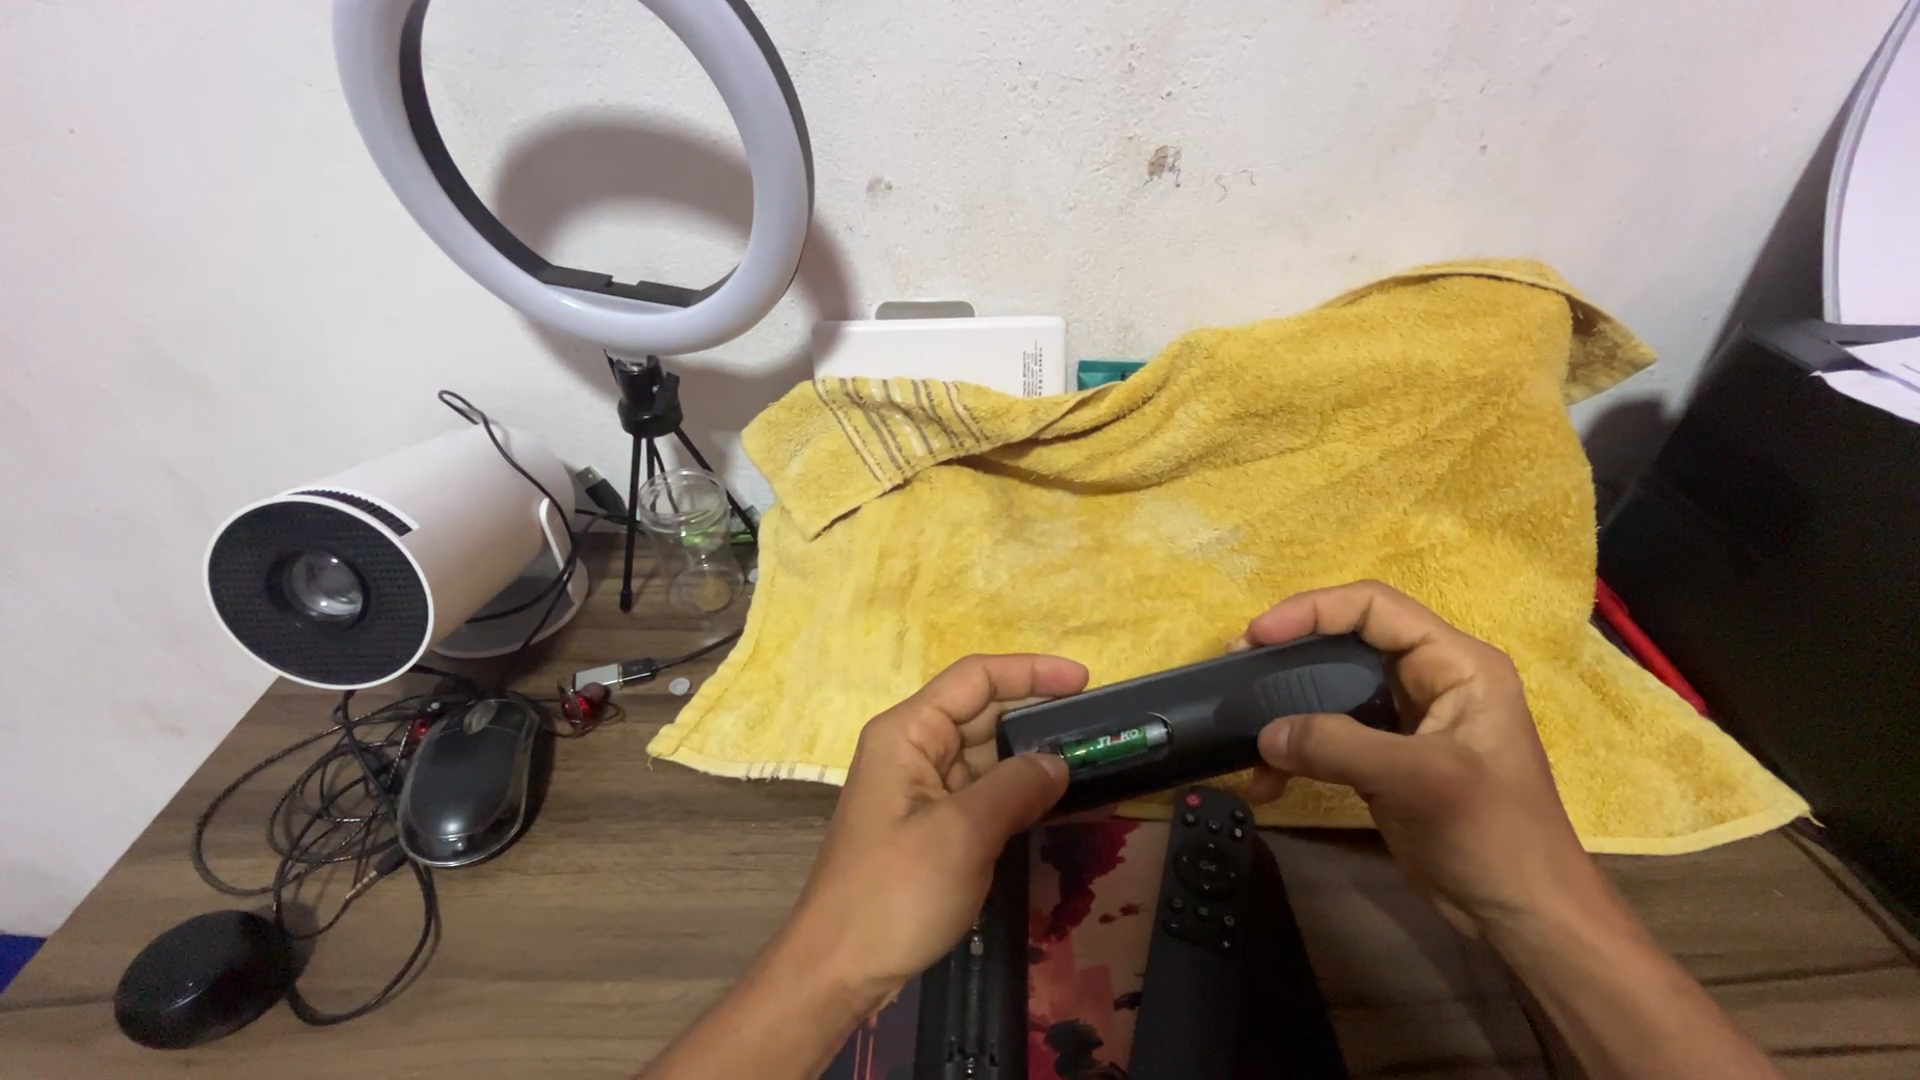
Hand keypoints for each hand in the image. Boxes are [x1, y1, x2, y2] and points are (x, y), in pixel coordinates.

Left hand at [779, 654, 1087, 1009]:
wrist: (839, 969)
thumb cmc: (893, 893)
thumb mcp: (962, 834)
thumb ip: (1015, 787)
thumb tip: (1057, 761)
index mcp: (908, 732)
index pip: (975, 679)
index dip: (1030, 671)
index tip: (1083, 681)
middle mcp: (913, 748)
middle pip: (982, 713)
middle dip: (1037, 716)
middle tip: (1096, 729)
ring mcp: (922, 786)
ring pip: (986, 754)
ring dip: (1031, 757)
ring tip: (1088, 762)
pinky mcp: (932, 821)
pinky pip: (982, 791)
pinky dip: (1018, 792)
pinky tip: (1056, 800)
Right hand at [1241, 581, 1603, 936]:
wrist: (1522, 916)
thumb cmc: (1494, 836)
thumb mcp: (1420, 780)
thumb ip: (1338, 746)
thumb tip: (1264, 734)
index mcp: (1455, 664)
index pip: (1374, 607)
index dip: (1312, 610)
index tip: (1258, 634)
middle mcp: (1428, 679)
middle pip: (1344, 641)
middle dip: (1288, 653)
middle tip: (1239, 666)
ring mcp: (1403, 718)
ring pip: (1328, 688)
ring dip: (1284, 706)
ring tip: (1242, 723)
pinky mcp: (1382, 755)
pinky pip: (1325, 734)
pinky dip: (1293, 752)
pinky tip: (1266, 781)